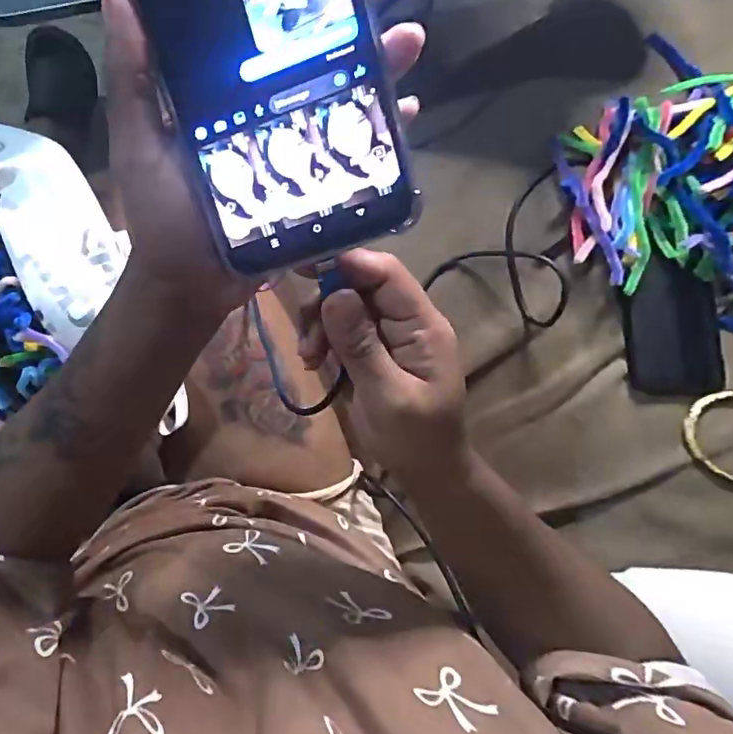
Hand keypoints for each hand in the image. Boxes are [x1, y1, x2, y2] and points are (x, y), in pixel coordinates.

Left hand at [101, 0, 425, 319]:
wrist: (192, 281)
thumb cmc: (162, 212)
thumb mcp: (139, 141)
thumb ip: (132, 78)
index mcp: (223, 87)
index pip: (259, 24)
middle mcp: (264, 102)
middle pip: (312, 45)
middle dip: (350, 3)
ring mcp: (296, 138)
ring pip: (345, 87)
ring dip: (380, 58)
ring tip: (407, 36)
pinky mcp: (318, 176)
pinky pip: (358, 145)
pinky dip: (382, 127)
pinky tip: (404, 109)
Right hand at [296, 249, 465, 475]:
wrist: (428, 472)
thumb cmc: (414, 438)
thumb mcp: (386, 394)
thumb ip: (360, 344)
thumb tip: (334, 294)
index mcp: (422, 325)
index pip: (386, 273)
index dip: (347, 262)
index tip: (304, 266)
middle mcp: (407, 320)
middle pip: (360, 285)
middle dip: (326, 302)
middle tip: (306, 336)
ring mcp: (390, 333)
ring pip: (345, 304)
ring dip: (320, 323)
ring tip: (309, 357)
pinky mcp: (373, 348)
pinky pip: (342, 327)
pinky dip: (323, 339)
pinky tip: (313, 363)